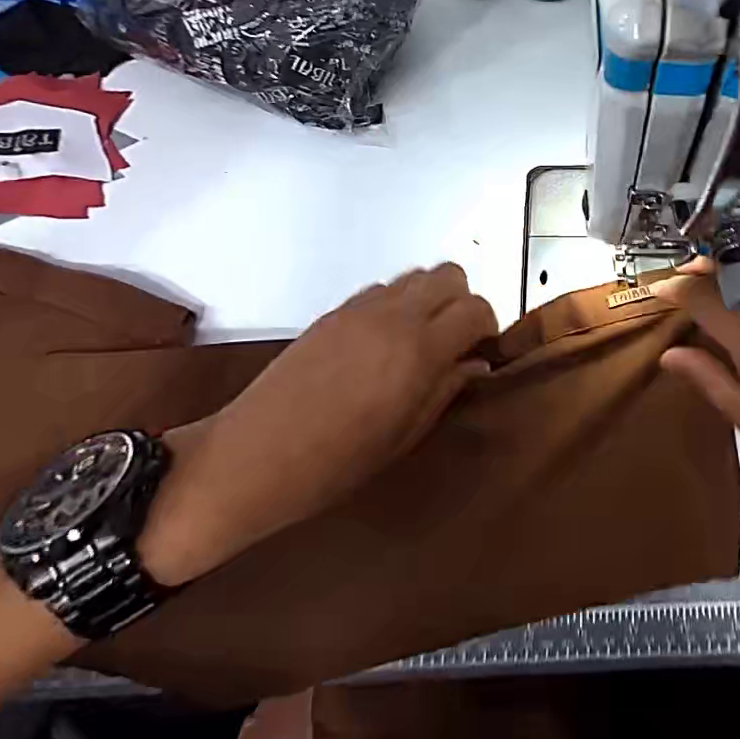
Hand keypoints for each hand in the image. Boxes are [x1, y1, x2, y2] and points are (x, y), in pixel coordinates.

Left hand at [141, 264, 496, 583]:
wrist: (250, 458)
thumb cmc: (335, 464)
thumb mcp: (404, 436)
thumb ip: (446, 389)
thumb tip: (475, 363)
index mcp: (417, 351)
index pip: (476, 309)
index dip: (489, 326)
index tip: (484, 351)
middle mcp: (393, 317)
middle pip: (450, 274)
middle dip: (464, 302)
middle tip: (457, 340)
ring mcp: (360, 310)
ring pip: (415, 275)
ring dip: (431, 299)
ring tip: (422, 339)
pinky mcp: (333, 312)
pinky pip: (382, 289)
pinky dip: (397, 303)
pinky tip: (385, 342)